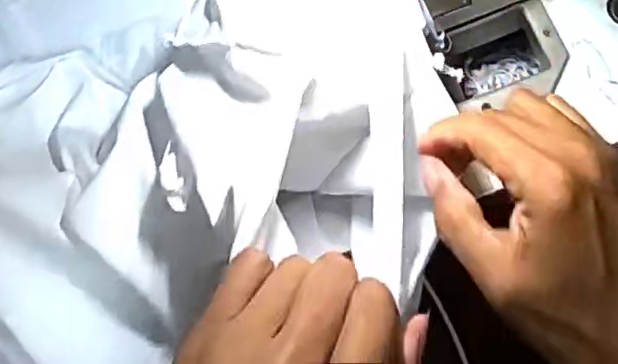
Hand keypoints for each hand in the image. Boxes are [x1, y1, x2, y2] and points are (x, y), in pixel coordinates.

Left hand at [177, 248, 428, 363]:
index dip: (374, 312)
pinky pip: (248, 264)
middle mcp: (291, 363)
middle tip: (328, 326)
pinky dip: (257, 282)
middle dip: (338, 294)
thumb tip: (415, 321)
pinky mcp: (202, 335)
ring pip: (294, 264)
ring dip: (298, 289)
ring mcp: (239, 346)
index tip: (363, 329)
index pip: (374, 300)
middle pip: (336, 271)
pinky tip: (259, 316)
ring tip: (290, 326)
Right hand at [417, 90, 617, 363]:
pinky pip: (562, 113)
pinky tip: (525, 157)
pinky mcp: (609, 152)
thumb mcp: (497, 278)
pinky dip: (534, 124)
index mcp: (549, 179)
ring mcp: (598, 146)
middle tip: (450, 164)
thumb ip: (456, 217)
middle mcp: (576, 149)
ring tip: (487, 161)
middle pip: (505, 110)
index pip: (483, 127)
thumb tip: (432, 169)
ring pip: (533, 102)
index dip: (445, 132)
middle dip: (469, 131)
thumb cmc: (569, 315)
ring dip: (502, 124)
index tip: (425, 149)